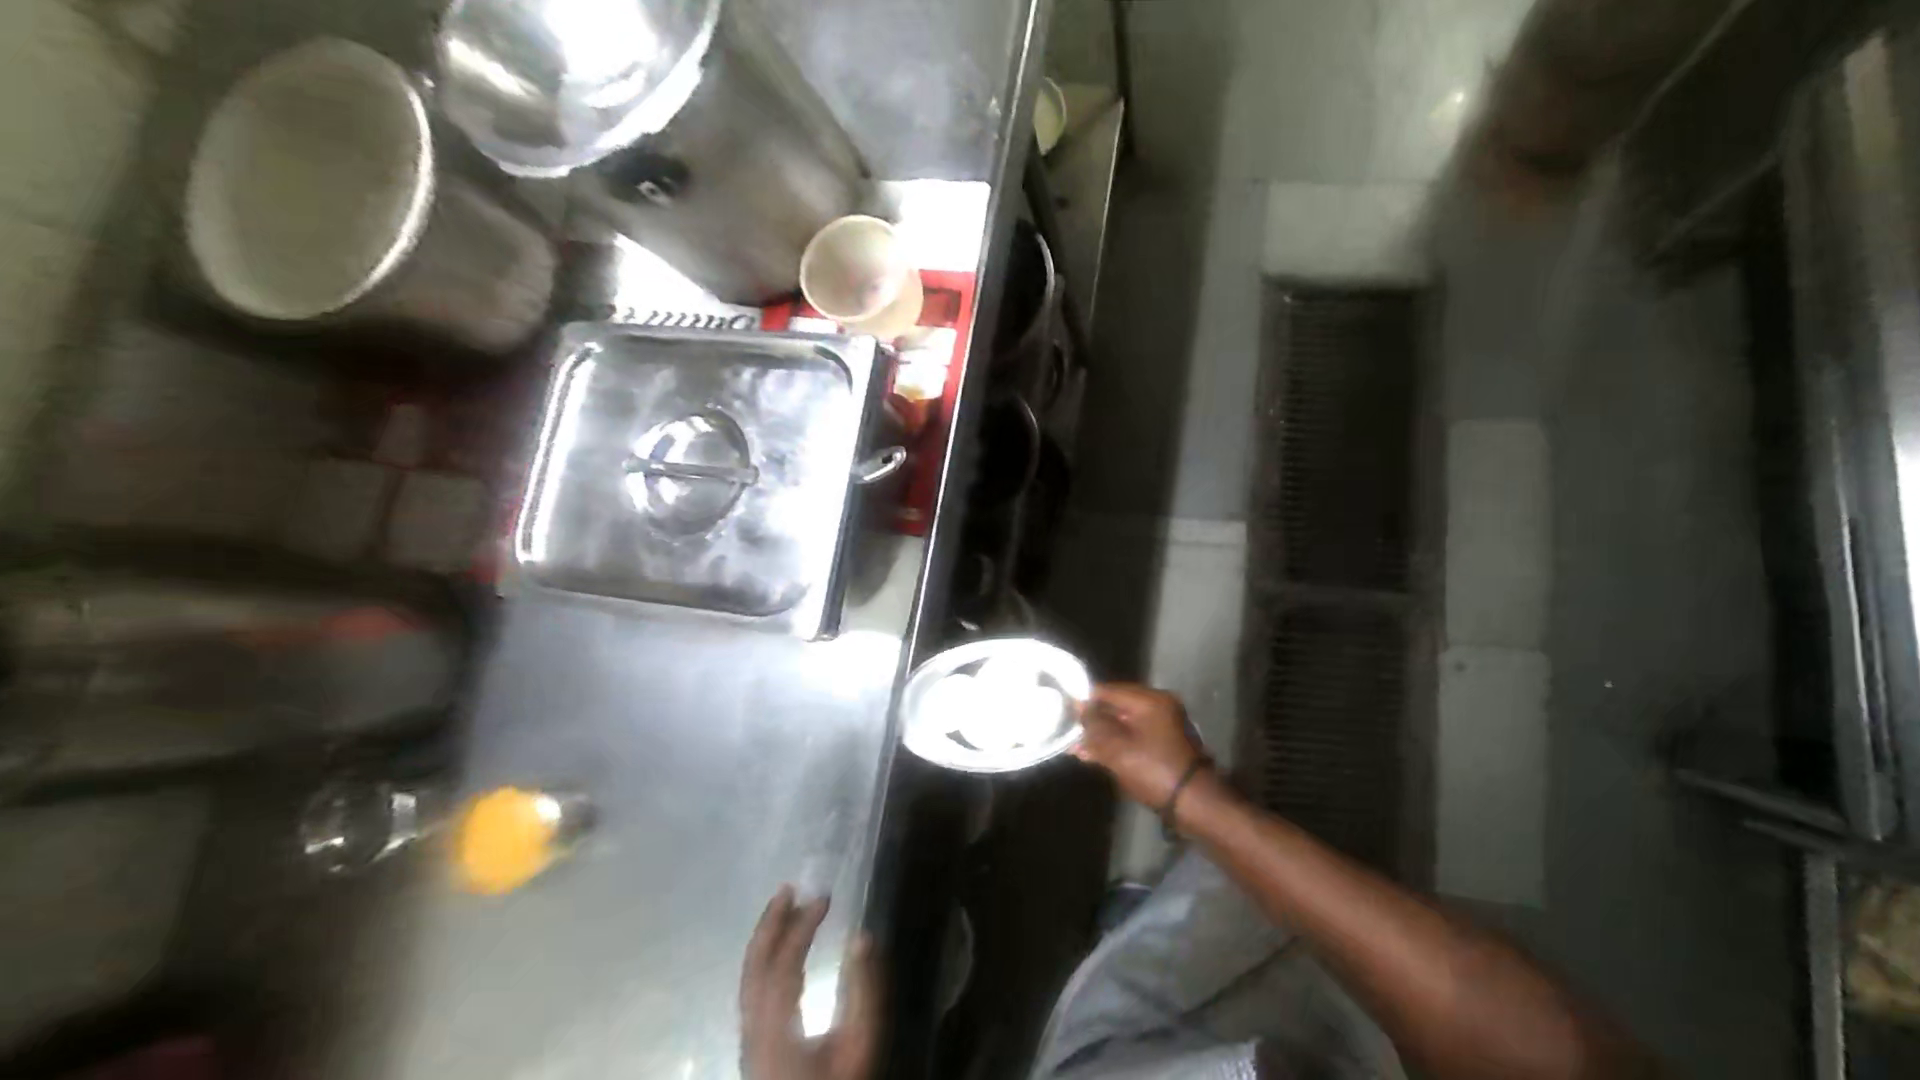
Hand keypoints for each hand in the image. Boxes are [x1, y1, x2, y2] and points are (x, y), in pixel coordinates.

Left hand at [739, 887, 878, 1079]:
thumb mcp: (860, 1048)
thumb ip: (863, 992)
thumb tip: (863, 938)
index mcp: (776, 1030)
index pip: (784, 963)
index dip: (802, 926)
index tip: (825, 899)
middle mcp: (753, 1031)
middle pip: (753, 965)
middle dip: (771, 923)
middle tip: (791, 888)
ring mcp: (749, 1040)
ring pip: (747, 977)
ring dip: (765, 938)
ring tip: (784, 908)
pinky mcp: (753, 1046)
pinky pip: (751, 989)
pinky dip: (763, 959)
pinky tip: (780, 951)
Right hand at [1071, 683, 1207, 807]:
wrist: (1193, 803)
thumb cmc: (1153, 770)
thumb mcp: (1116, 748)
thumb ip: (1093, 725)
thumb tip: (1077, 708)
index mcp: (1150, 700)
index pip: (1108, 691)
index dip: (1084, 701)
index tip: (1063, 710)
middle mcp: (1159, 706)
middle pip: (1116, 706)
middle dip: (1092, 721)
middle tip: (1069, 732)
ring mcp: (1165, 725)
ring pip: (1124, 723)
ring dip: (1102, 735)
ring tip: (1078, 748)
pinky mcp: (1165, 744)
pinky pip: (1134, 736)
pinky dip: (1117, 743)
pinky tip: (1097, 755)